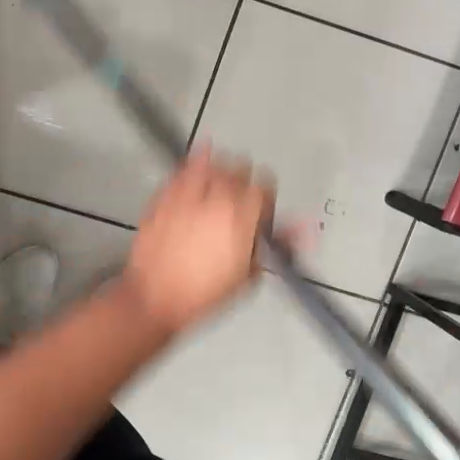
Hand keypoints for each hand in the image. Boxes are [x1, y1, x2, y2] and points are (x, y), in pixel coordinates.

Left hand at [120, 147, 273, 332]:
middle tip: (241, 192)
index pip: (265, 186)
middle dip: (243, 178)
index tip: (262, 205)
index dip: (265, 196)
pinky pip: (180, 171)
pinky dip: (190, 166)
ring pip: (210, 163)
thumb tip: (302, 230)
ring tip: (220, 177)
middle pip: (238, 168)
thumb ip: (278, 244)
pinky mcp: (164, 197)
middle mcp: (216, 199)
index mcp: (242, 216)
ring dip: (218, 167)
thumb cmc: (202, 293)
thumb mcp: (249, 274)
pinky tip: (193, 166)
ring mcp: (186, 196)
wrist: (157, 297)